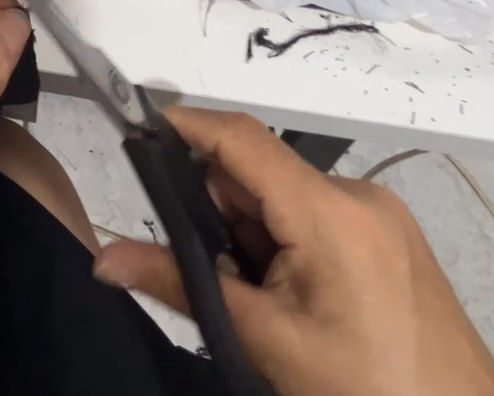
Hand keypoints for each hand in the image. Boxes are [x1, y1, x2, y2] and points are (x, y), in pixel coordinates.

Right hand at [94, 108, 493, 395]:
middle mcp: (358, 196)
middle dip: (219, 210)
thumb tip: (102, 259)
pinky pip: (314, 213)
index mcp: (330, 211)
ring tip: (263, 299)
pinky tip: (294, 297)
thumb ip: (178, 283)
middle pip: (255, 171)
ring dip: (251, 230)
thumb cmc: (366, 393)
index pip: (240, 138)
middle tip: (218, 272)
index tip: (134, 131)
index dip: (184, 125)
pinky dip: (283, 239)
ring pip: (281, 195)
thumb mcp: (263, 340)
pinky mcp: (391, 238)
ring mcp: (381, 216)